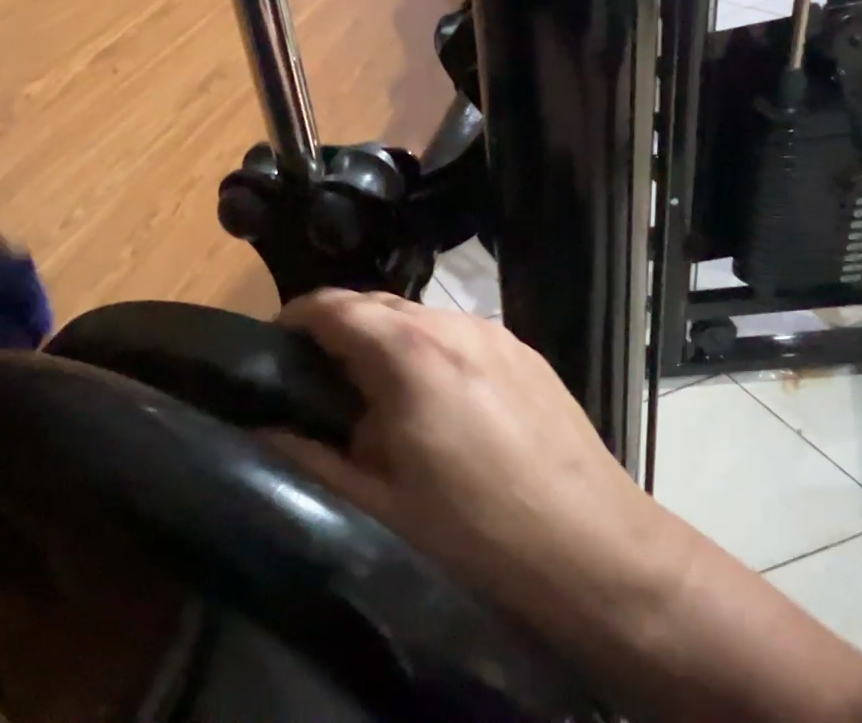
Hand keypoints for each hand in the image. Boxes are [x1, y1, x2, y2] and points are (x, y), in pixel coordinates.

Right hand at [271, 290, 675, 642]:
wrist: (600, 558)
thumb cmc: (475, 535)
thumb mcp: (373, 504)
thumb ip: (305, 457)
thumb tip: (261, 430)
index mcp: (406, 352)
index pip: (329, 304)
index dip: (292, 320)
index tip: (274, 353)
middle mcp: (451, 325)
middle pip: (373, 303)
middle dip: (337, 330)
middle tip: (319, 383)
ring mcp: (497, 335)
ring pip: (418, 317)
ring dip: (384, 341)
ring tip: (378, 398)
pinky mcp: (528, 355)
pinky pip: (458, 335)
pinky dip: (429, 352)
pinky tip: (438, 405)